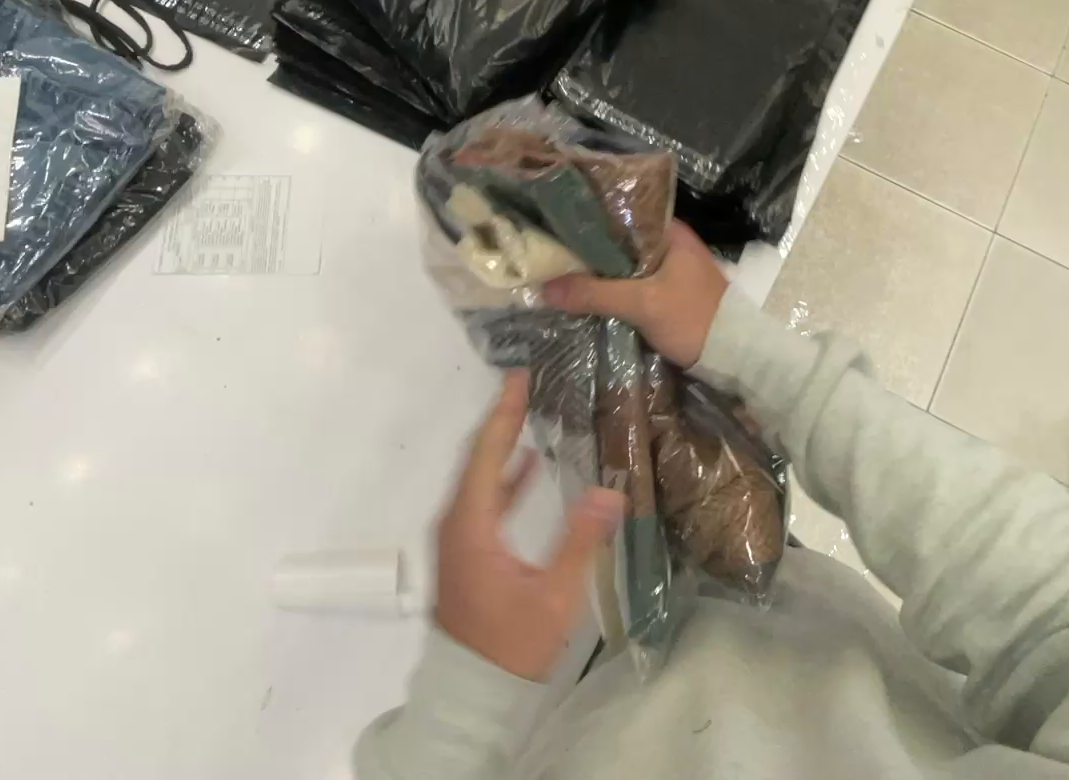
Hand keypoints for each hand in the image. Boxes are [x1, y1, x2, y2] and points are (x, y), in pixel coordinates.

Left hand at [436, 373, 624, 680]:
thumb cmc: (512, 644)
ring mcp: (458, 534)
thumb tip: (611, 492)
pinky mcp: (467, 548)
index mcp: (471, 524)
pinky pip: (483, 498)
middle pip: (477, 457)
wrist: (472, 691)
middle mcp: (456, 521)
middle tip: (526, 383)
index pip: (486, 454)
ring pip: (478, 475)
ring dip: (500, 442)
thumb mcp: (553, 597)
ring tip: (527, 409)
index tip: (517, 377)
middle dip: (501, 418)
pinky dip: (503, 476)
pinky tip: (527, 465)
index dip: (502, 413)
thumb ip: (580, 542)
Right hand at [542, 220, 727, 367]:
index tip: (555, 218)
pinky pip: (629, 284)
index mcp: (670, 232)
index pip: (621, 211)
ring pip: (621, 264)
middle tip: (547, 247)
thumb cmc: (693, 319)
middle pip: (618, 240)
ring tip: (556, 268)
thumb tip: (544, 288)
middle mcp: (668, 244)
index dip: (588, 215)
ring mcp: (668, 270)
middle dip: (586, 247)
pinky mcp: (665, 294)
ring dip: (596, 270)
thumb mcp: (642, 304)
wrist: (736, 358)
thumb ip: (594, 294)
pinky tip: (582, 293)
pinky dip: (609, 288)